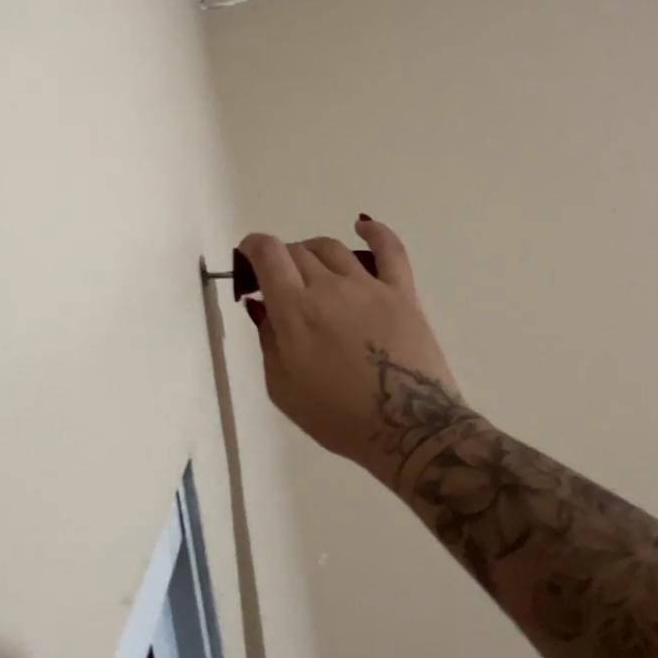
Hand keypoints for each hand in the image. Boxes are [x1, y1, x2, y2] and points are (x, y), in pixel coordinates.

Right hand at [238, 217, 461, 484]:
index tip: (247, 258)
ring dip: (313, 252)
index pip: (268, 254)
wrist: (410, 430)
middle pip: (297, 251)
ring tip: (311, 271)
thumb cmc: (338, 417)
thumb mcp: (283, 389)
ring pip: (332, 248)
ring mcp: (368, 286)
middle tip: (279, 283)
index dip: (252, 247)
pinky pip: (389, 249)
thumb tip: (262, 305)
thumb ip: (268, 340)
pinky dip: (374, 232)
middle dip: (280, 260)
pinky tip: (362, 227)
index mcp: (295, 311)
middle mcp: (329, 288)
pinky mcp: (402, 293)